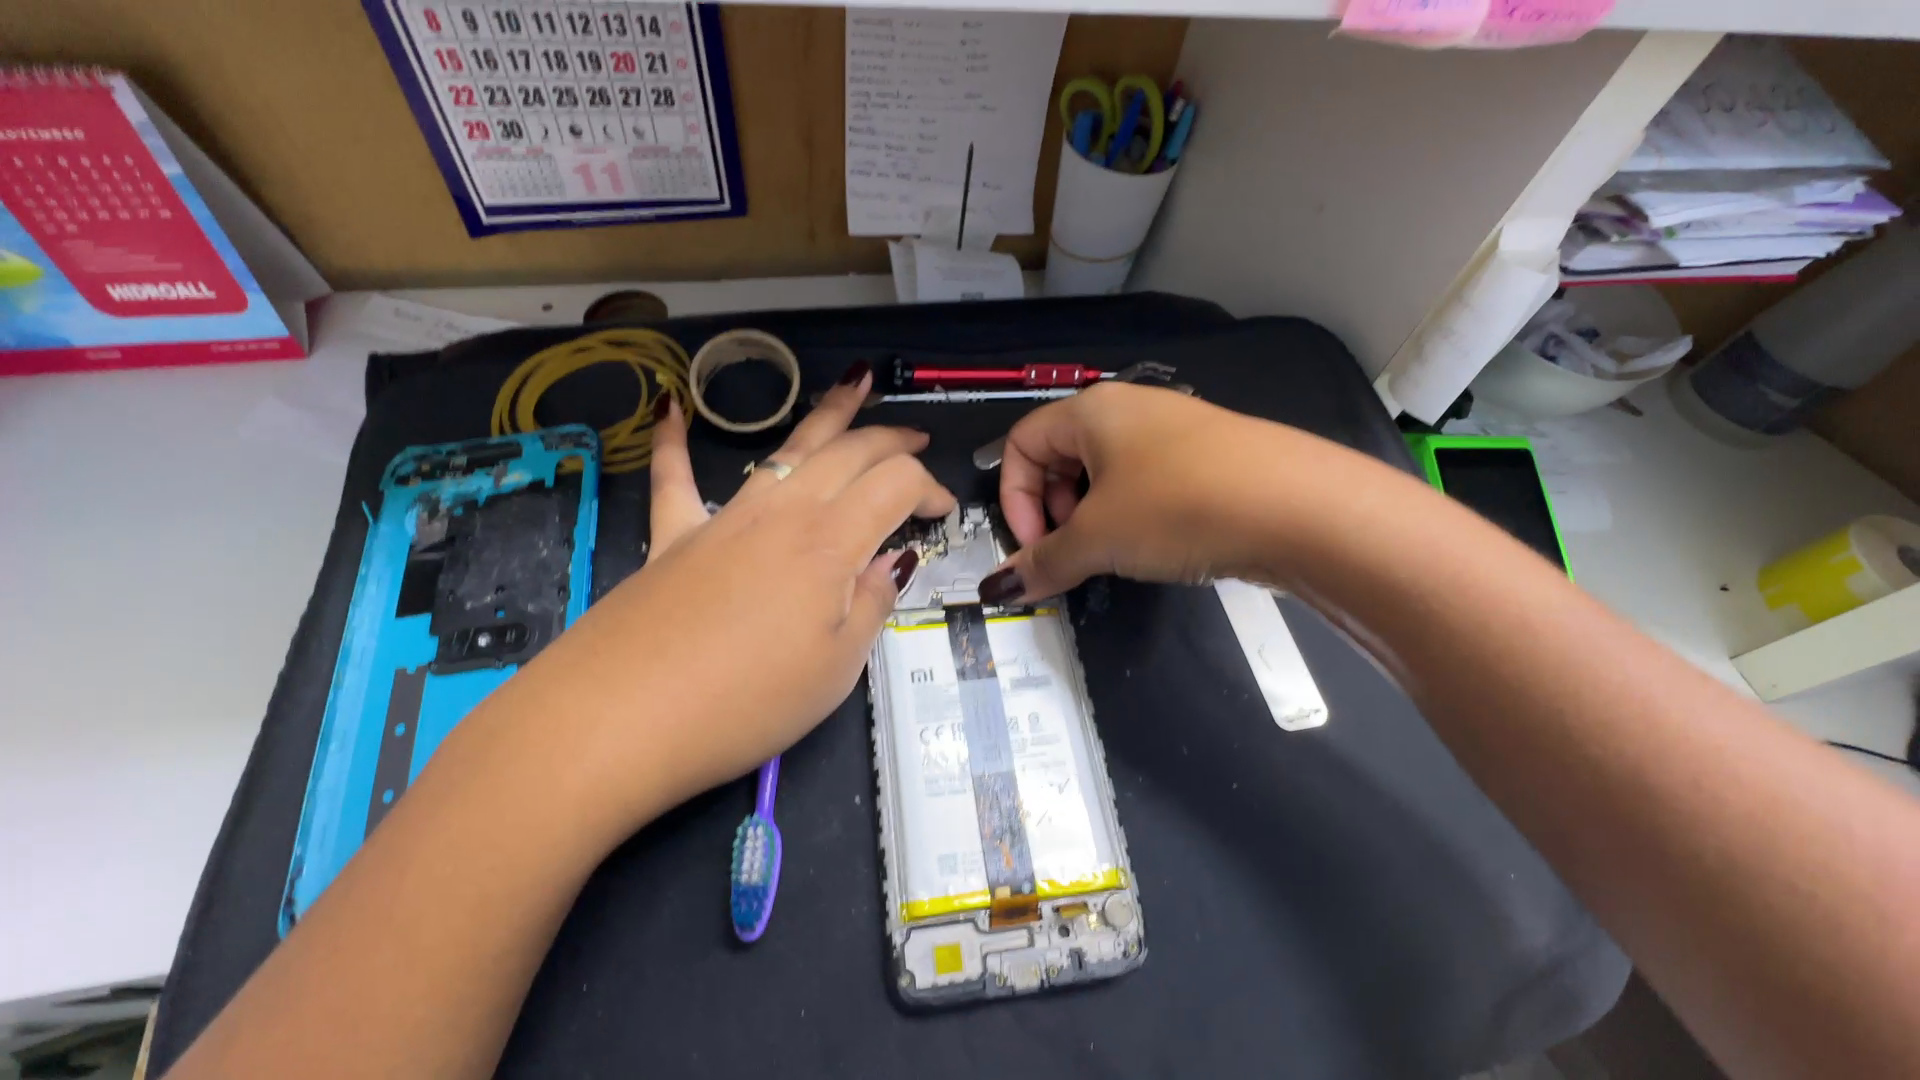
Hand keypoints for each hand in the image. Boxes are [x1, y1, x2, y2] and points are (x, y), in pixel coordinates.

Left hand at [491, 366, 954, 833]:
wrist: (620, 719)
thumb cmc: (744, 705)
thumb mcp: (836, 670)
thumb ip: (871, 606)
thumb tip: (894, 563)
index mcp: (829, 544)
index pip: (894, 485)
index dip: (928, 489)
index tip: (942, 515)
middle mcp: (781, 514)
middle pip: (847, 453)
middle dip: (889, 440)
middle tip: (916, 438)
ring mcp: (723, 520)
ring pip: (785, 449)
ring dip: (826, 416)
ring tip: (854, 385)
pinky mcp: (672, 539)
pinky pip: (674, 479)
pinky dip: (674, 442)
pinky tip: (668, 406)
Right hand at [981, 382, 1332, 603]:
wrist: (1299, 507)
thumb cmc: (1178, 506)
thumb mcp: (1099, 539)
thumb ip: (1043, 563)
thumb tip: (996, 591)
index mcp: (1091, 410)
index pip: (1021, 444)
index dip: (1015, 499)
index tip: (1035, 547)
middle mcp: (1130, 409)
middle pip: (1062, 456)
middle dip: (1052, 509)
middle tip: (1072, 551)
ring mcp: (1175, 431)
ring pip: (1107, 473)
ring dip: (1093, 516)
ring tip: (1114, 553)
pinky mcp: (1210, 458)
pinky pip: (1149, 482)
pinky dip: (1135, 515)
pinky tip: (1159, 545)